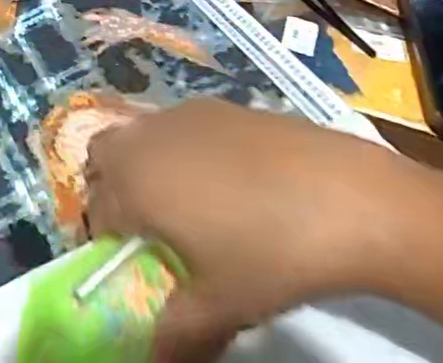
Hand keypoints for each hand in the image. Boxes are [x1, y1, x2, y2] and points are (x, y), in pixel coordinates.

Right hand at [84, 100, 441, 361]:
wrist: (345, 195)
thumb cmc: (270, 254)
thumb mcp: (220, 306)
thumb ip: (176, 336)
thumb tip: (155, 360)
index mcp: (134, 182)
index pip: (97, 210)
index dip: (106, 241)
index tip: (131, 264)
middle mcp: (147, 138)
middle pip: (103, 155)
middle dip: (112, 188)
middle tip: (148, 226)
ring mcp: (183, 114)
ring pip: (140, 135)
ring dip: (146, 165)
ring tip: (191, 206)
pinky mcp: (219, 105)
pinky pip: (179, 126)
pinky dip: (182, 149)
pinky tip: (229, 181)